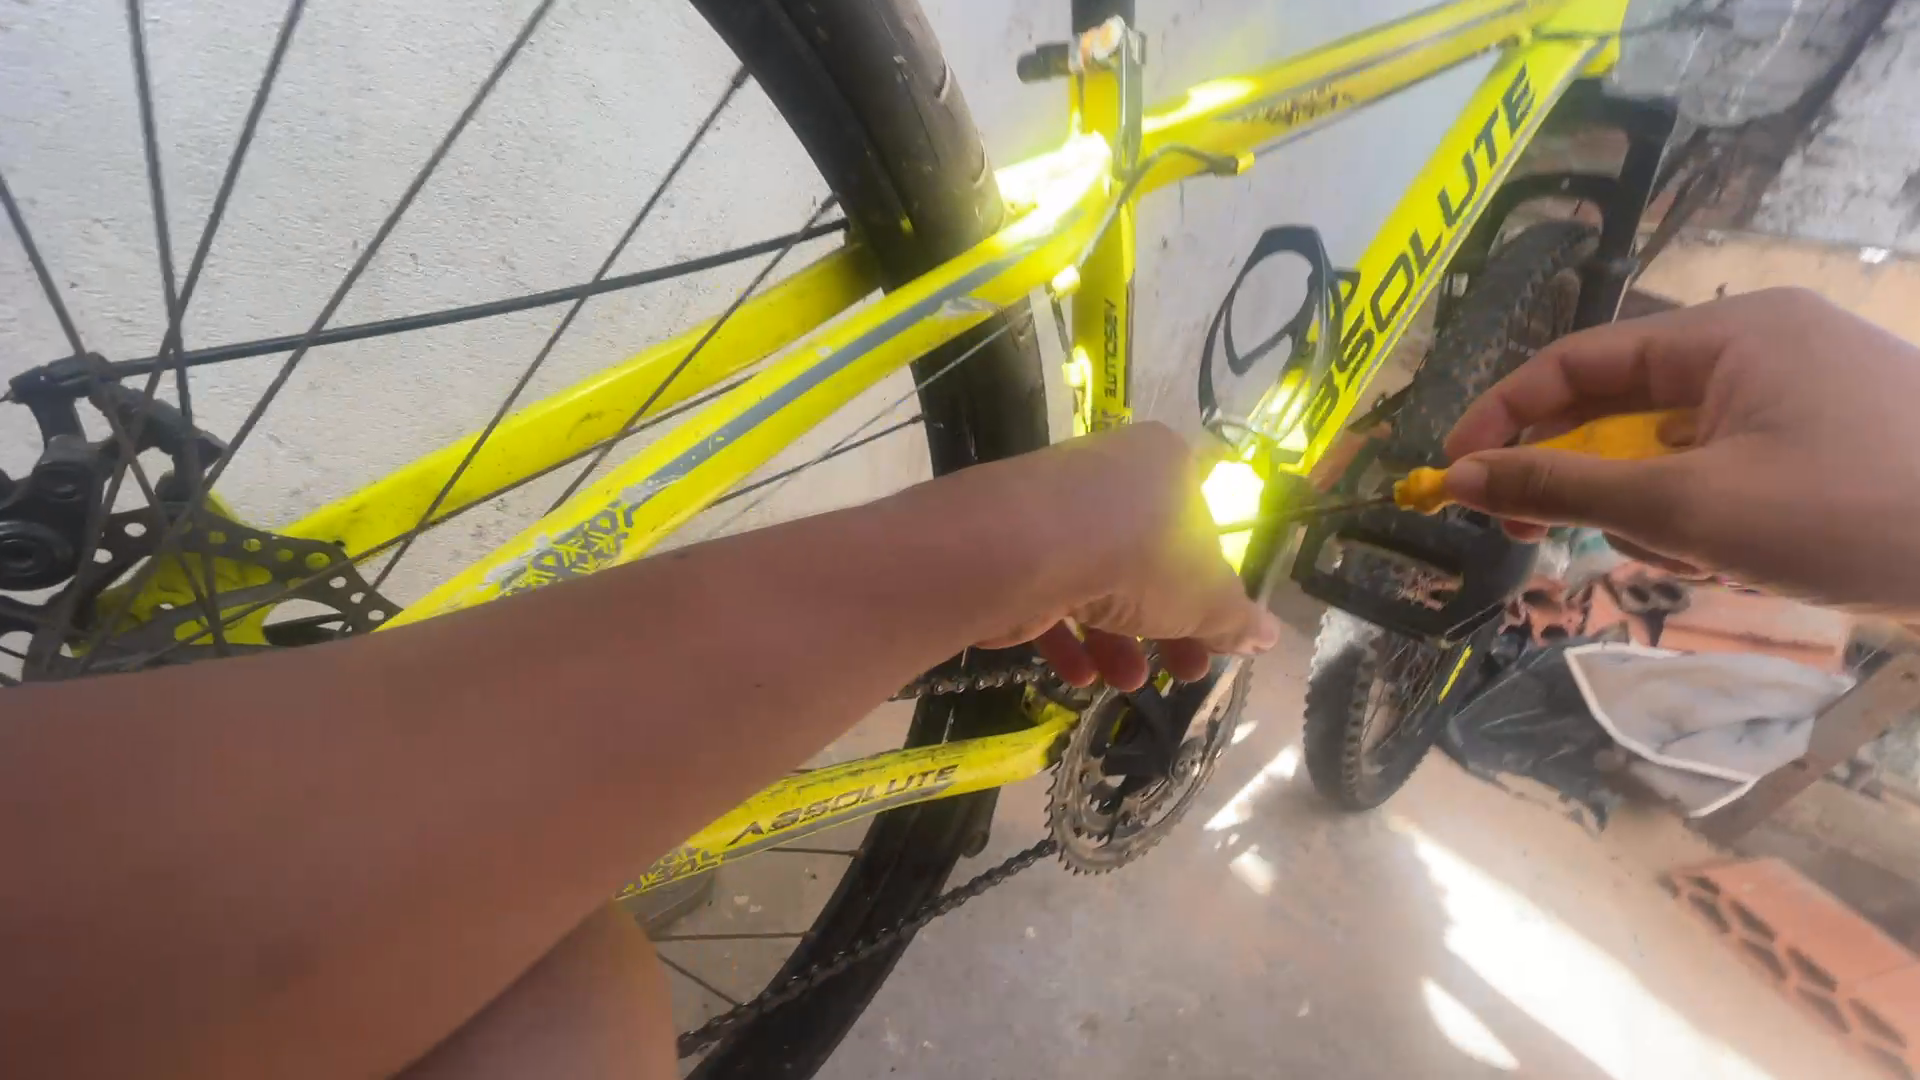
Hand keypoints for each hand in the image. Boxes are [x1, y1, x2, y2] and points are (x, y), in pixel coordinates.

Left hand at [974, 423, 1280, 689]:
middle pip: (1148, 559)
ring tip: (1128, 682)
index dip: (1211, 579)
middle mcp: (1108, 476)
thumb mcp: (1204, 596)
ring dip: (1117, 641)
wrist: (1029, 549)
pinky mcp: (1016, 547)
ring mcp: (1055, 510)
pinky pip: (1049, 592)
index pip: (1201, 519)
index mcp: (1164, 464)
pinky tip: (1082, 677)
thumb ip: (1235, 618)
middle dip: (1169, 626)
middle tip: (1186, 672)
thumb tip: (1269, 636)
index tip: (1216, 627)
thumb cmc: (1139, 556)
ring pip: (1097, 580)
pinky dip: (1067, 636)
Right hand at [1441, 288, 1919, 612]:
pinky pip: (1695, 468)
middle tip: (1517, 523)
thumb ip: (1559, 486)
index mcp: (1724, 336)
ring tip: (1665, 549)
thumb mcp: (1685, 505)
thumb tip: (1457, 480)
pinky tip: (1708, 550)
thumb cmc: (1861, 514)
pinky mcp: (1801, 442)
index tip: (1453, 471)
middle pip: (1604, 406)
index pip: (1571, 362)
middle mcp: (1748, 352)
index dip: (1500, 415)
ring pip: (1647, 447)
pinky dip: (1677, 510)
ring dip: (1629, 502)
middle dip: (1561, 469)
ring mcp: (1779, 398)